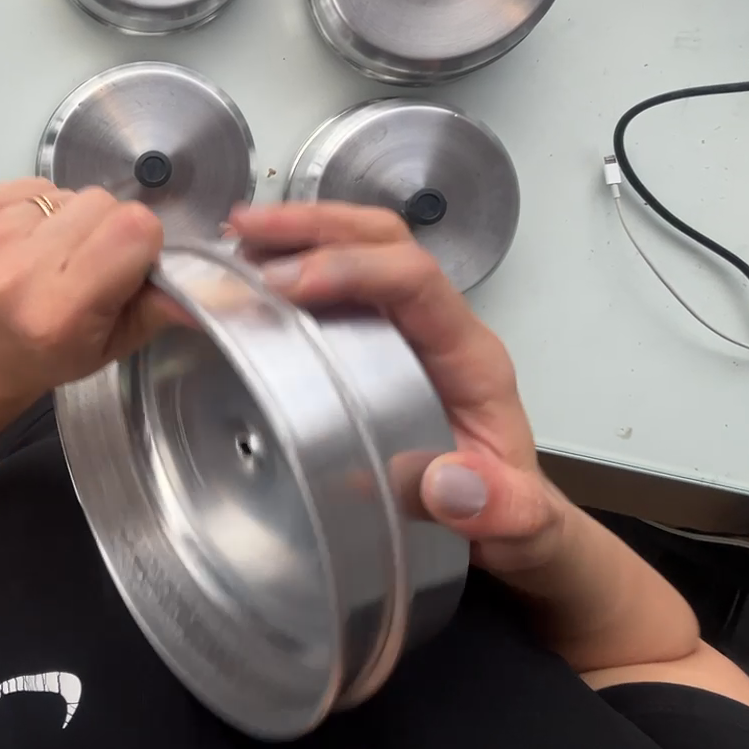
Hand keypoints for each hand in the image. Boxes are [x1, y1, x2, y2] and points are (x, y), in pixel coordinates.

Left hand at [0, 178, 166, 416]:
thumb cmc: (47, 356)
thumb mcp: (111, 348)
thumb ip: (158, 309)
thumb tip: (209, 283)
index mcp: (59, 309)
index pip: (133, 228)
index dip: (143, 243)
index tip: (130, 266)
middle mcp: (17, 271)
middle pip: (101, 201)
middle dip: (108, 228)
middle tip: (90, 263)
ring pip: (68, 191)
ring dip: (72, 219)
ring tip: (54, 256)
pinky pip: (34, 185)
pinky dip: (41, 208)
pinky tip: (29, 242)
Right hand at [228, 203, 567, 574]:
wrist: (502, 514)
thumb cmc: (504, 509)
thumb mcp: (511, 522)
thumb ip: (493, 508)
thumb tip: (450, 485)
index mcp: (466, 354)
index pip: (415, 279)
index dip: (348, 270)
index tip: (283, 285)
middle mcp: (435, 322)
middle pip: (382, 238)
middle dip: (312, 225)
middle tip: (248, 229)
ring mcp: (402, 322)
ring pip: (357, 242)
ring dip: (295, 230)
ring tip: (236, 235)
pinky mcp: (371, 332)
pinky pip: (335, 274)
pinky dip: (288, 258)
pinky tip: (249, 267)